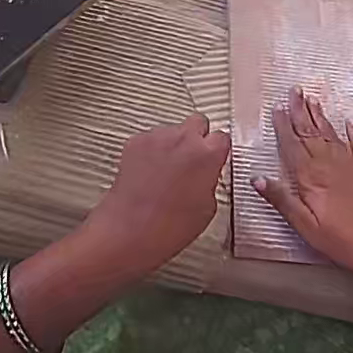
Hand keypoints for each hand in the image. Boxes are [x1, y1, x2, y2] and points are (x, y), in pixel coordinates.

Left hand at [77, 115, 231, 275]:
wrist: (130, 229)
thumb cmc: (168, 226)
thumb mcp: (208, 207)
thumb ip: (210, 179)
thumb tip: (206, 173)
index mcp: (207, 154)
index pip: (222, 136)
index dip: (218, 149)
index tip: (215, 157)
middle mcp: (183, 139)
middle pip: (198, 122)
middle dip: (198, 137)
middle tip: (193, 159)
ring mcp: (157, 137)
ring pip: (172, 131)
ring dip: (173, 145)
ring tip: (167, 173)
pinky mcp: (135, 141)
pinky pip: (151, 139)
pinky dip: (152, 150)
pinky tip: (150, 173)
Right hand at [252, 89, 352, 293]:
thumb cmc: (347, 241)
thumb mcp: (306, 226)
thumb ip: (282, 200)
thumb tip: (258, 180)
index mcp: (311, 177)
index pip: (291, 145)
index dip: (283, 126)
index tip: (277, 108)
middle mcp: (330, 165)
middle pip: (310, 132)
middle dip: (299, 111)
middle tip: (293, 91)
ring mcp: (352, 167)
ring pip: (331, 134)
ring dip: (320, 117)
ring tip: (312, 100)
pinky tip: (349, 124)